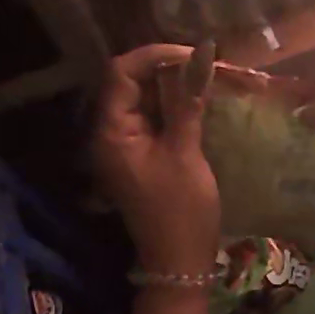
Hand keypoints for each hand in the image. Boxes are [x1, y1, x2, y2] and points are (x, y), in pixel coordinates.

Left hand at [90, 44, 220, 275]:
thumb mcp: (185, 151)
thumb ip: (187, 100)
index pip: (120, 73)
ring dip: (170, 87)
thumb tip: (202, 53)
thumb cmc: (181, 209)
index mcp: (111, 132)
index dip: (155, 56)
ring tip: (206, 80)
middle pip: (128, 83)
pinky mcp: (137, 156)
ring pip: (141, 101)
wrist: (178, 260)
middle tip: (205, 66)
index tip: (194, 55)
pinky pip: (149, 120)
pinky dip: (170, 108)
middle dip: (165, 69)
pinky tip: (197, 103)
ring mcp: (122, 146)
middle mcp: (108, 135)